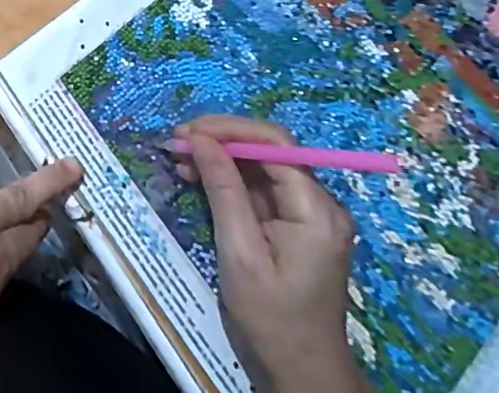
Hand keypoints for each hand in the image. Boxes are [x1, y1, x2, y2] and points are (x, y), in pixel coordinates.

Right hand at [173, 115, 368, 392]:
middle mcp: (320, 201)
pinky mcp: (296, 221)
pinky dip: (228, 176)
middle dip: (221, 139)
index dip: (230, 129)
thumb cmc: (271, 318)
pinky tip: (197, 175)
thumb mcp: (240, 252)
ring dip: (220, 155)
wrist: (302, 372)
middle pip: (268, 148)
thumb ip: (223, 189)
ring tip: (180, 157)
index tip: (188, 132)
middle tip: (177, 142)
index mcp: (316, 209)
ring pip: (260, 163)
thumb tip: (198, 138)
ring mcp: (309, 211)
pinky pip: (260, 184)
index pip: (275, 143)